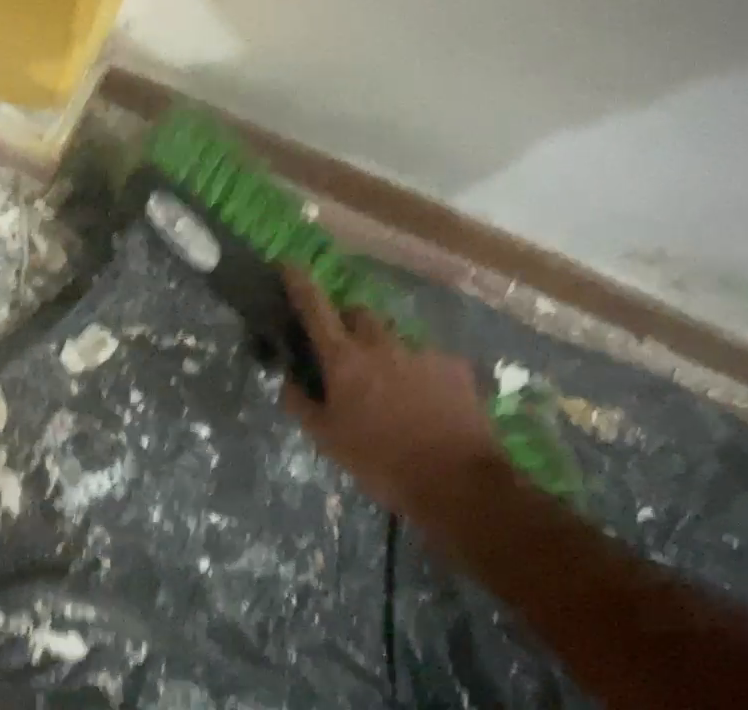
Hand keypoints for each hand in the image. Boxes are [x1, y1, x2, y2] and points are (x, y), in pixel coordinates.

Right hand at [280, 267, 504, 523]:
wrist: (459, 483)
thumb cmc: (381, 462)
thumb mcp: (328, 440)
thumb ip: (301, 405)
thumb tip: (287, 381)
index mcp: (344, 359)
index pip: (314, 309)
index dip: (299, 283)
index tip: (288, 264)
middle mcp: (380, 344)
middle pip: (358, 313)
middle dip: (348, 322)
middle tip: (346, 349)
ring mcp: (421, 352)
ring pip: (394, 336)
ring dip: (384, 349)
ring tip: (390, 383)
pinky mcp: (455, 367)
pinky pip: (428, 358)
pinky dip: (419, 371)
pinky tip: (425, 400)